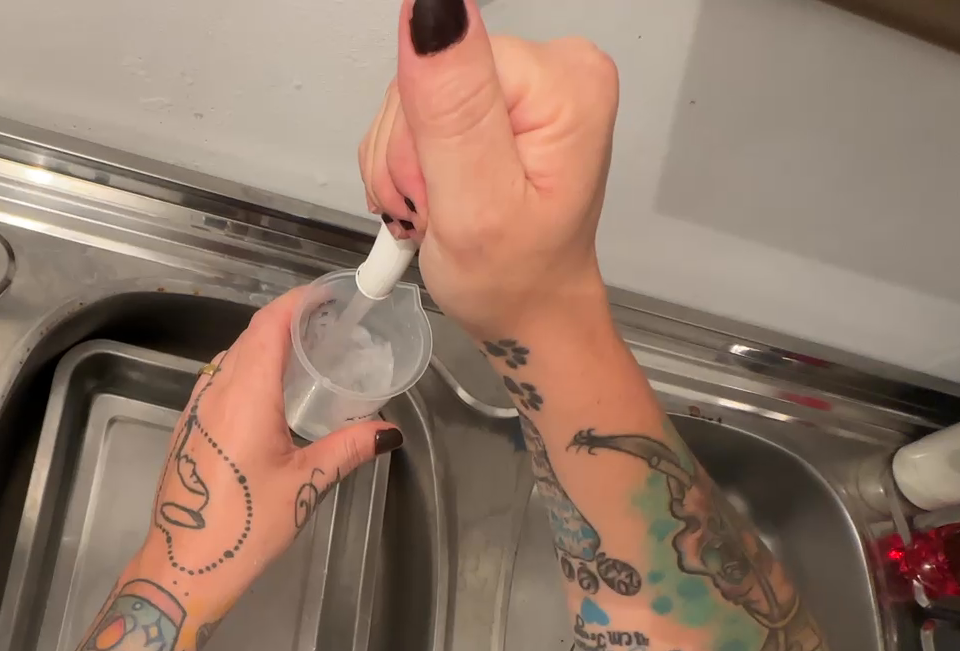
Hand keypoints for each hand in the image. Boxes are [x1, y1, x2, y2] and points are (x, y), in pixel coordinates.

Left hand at [132, 289, 399, 618]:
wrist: (185, 564)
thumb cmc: (245, 526)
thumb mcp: (304, 486)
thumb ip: (347, 449)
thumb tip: (387, 432)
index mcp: (245, 396)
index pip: (269, 325)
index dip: (298, 301)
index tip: (328, 295)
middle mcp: (215, 393)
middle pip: (249, 336)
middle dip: (287, 320)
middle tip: (329, 326)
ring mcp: (196, 409)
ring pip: (230, 358)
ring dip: (265, 345)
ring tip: (303, 354)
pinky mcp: (188, 428)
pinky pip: (218, 381)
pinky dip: (246, 370)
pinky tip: (269, 392)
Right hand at [358, 0, 618, 336]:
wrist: (523, 311)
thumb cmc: (508, 279)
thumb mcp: (474, 204)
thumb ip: (451, 108)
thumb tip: (430, 8)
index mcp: (560, 84)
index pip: (446, 65)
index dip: (414, 138)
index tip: (431, 199)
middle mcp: (547, 71)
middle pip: (426, 79)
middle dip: (405, 158)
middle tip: (429, 213)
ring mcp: (519, 89)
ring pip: (410, 101)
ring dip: (399, 168)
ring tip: (429, 213)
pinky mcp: (492, 109)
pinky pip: (415, 116)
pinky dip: (403, 168)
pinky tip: (426, 200)